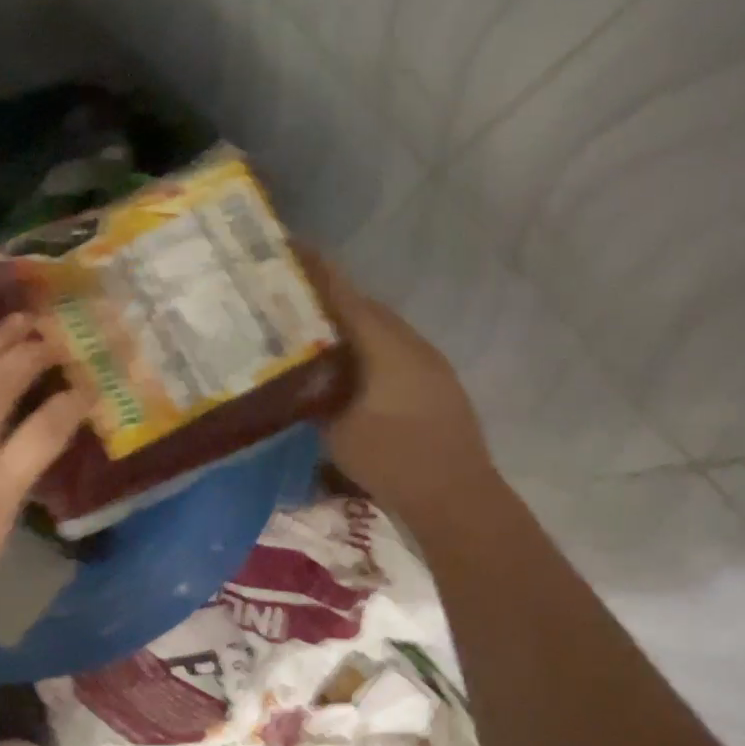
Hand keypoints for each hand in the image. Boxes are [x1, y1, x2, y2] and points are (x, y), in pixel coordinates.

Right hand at [298, 246, 496, 517]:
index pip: (346, 297)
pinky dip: (364, 351)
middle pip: (365, 309)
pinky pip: (391, 353)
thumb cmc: (391, 458)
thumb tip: (293, 377)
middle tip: (288, 297)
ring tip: (310, 332)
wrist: (455, 497)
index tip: (290, 248)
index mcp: (386, 346)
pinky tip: (343, 370)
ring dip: (348, 327)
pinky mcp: (435, 387)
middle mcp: (411, 345)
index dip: (317, 272)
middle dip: (328, 298)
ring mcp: (429, 366)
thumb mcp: (334, 427)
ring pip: (380, 332)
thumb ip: (312, 395)